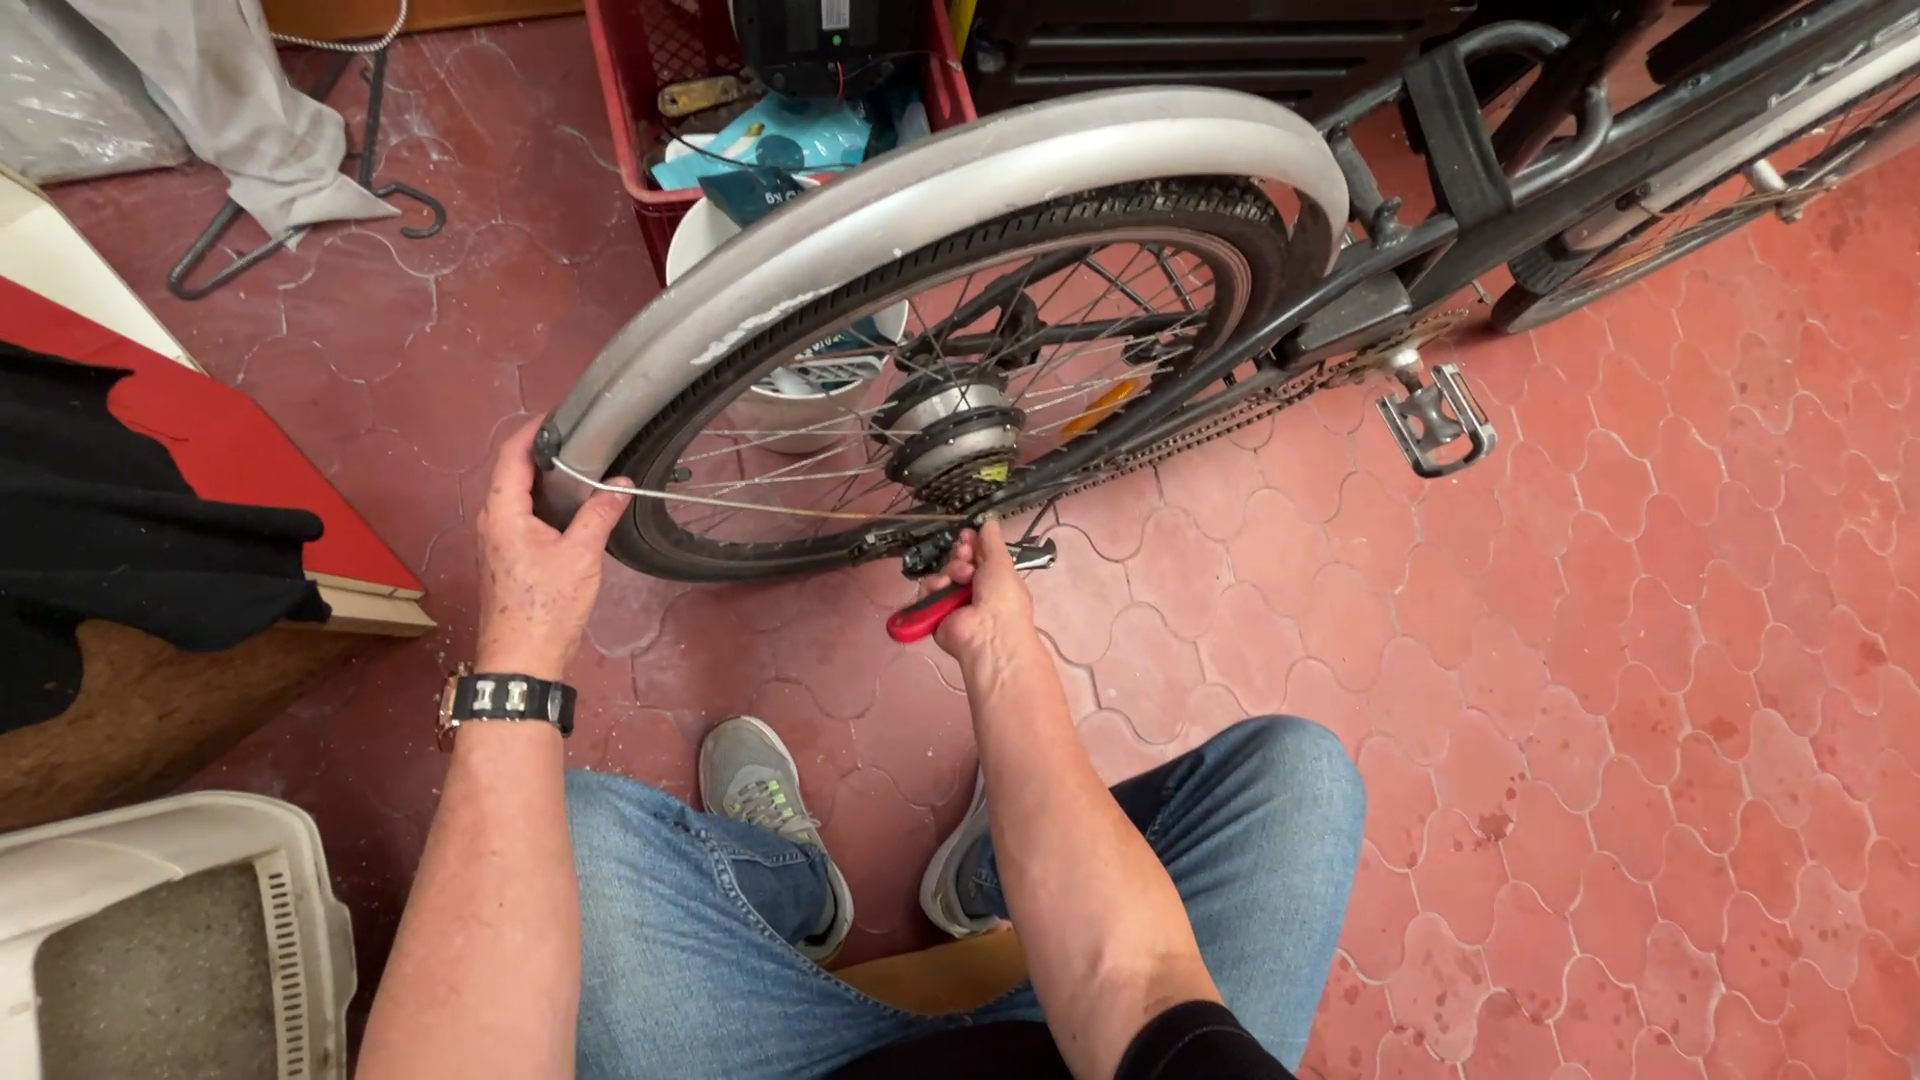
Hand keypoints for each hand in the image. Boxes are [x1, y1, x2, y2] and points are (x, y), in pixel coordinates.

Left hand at [473, 418, 632, 680]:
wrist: (523, 656)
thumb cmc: (546, 604)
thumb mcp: (581, 556)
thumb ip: (600, 515)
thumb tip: (621, 484)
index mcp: (502, 512)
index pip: (510, 457)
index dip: (531, 433)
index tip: (558, 417)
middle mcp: (492, 521)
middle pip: (511, 474)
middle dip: (543, 454)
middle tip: (582, 442)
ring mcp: (497, 541)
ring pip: (518, 497)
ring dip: (546, 481)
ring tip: (583, 469)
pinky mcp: (508, 558)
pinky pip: (524, 517)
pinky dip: (546, 503)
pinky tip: (575, 509)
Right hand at [925, 518, 1040, 669]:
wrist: (988, 633)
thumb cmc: (1002, 597)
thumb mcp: (1001, 563)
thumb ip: (992, 542)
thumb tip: (989, 521)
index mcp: (994, 579)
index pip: (978, 555)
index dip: (971, 543)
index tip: (967, 535)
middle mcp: (974, 590)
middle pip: (957, 562)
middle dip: (960, 556)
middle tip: (965, 558)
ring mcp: (953, 603)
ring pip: (942, 574)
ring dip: (950, 571)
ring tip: (960, 578)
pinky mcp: (935, 613)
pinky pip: (928, 591)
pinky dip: (934, 587)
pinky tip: (943, 589)